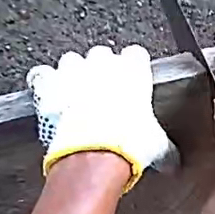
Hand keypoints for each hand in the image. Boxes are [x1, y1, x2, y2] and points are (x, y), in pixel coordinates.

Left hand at [27, 45, 174, 191]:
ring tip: (76, 96)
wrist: (94, 153)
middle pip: (102, 54)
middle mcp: (103, 62)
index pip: (136, 55)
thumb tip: (171, 160)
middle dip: (101, 70)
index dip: (133, 69)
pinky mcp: (49, 84)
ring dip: (73, 74)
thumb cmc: (128, 143)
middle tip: (104, 94)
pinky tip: (50, 96)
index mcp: (134, 69)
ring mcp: (73, 70)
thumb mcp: (156, 145)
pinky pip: (43, 74)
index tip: (132, 83)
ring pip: (72, 60)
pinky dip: (45, 84)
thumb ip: (164, 144)